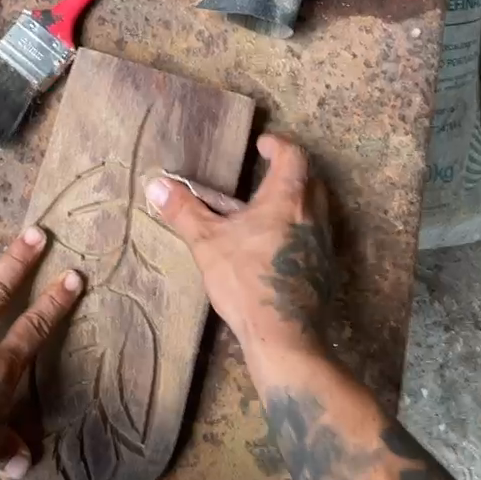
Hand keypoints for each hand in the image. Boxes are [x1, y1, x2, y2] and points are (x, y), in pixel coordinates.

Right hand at [144, 134, 334, 359]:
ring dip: (296, 200)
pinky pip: (314, 234)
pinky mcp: (324, 268)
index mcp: (287, 198)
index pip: (292, 156)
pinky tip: (275, 244)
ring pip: (315, 207)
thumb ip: (184, 210)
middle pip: (310, 178)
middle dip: (289, 170)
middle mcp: (312, 214)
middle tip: (265, 172)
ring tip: (267, 208)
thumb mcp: (207, 242)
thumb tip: (156, 185)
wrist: (283, 335)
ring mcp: (322, 243)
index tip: (262, 145)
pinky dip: (298, 227)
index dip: (278, 145)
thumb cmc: (245, 280)